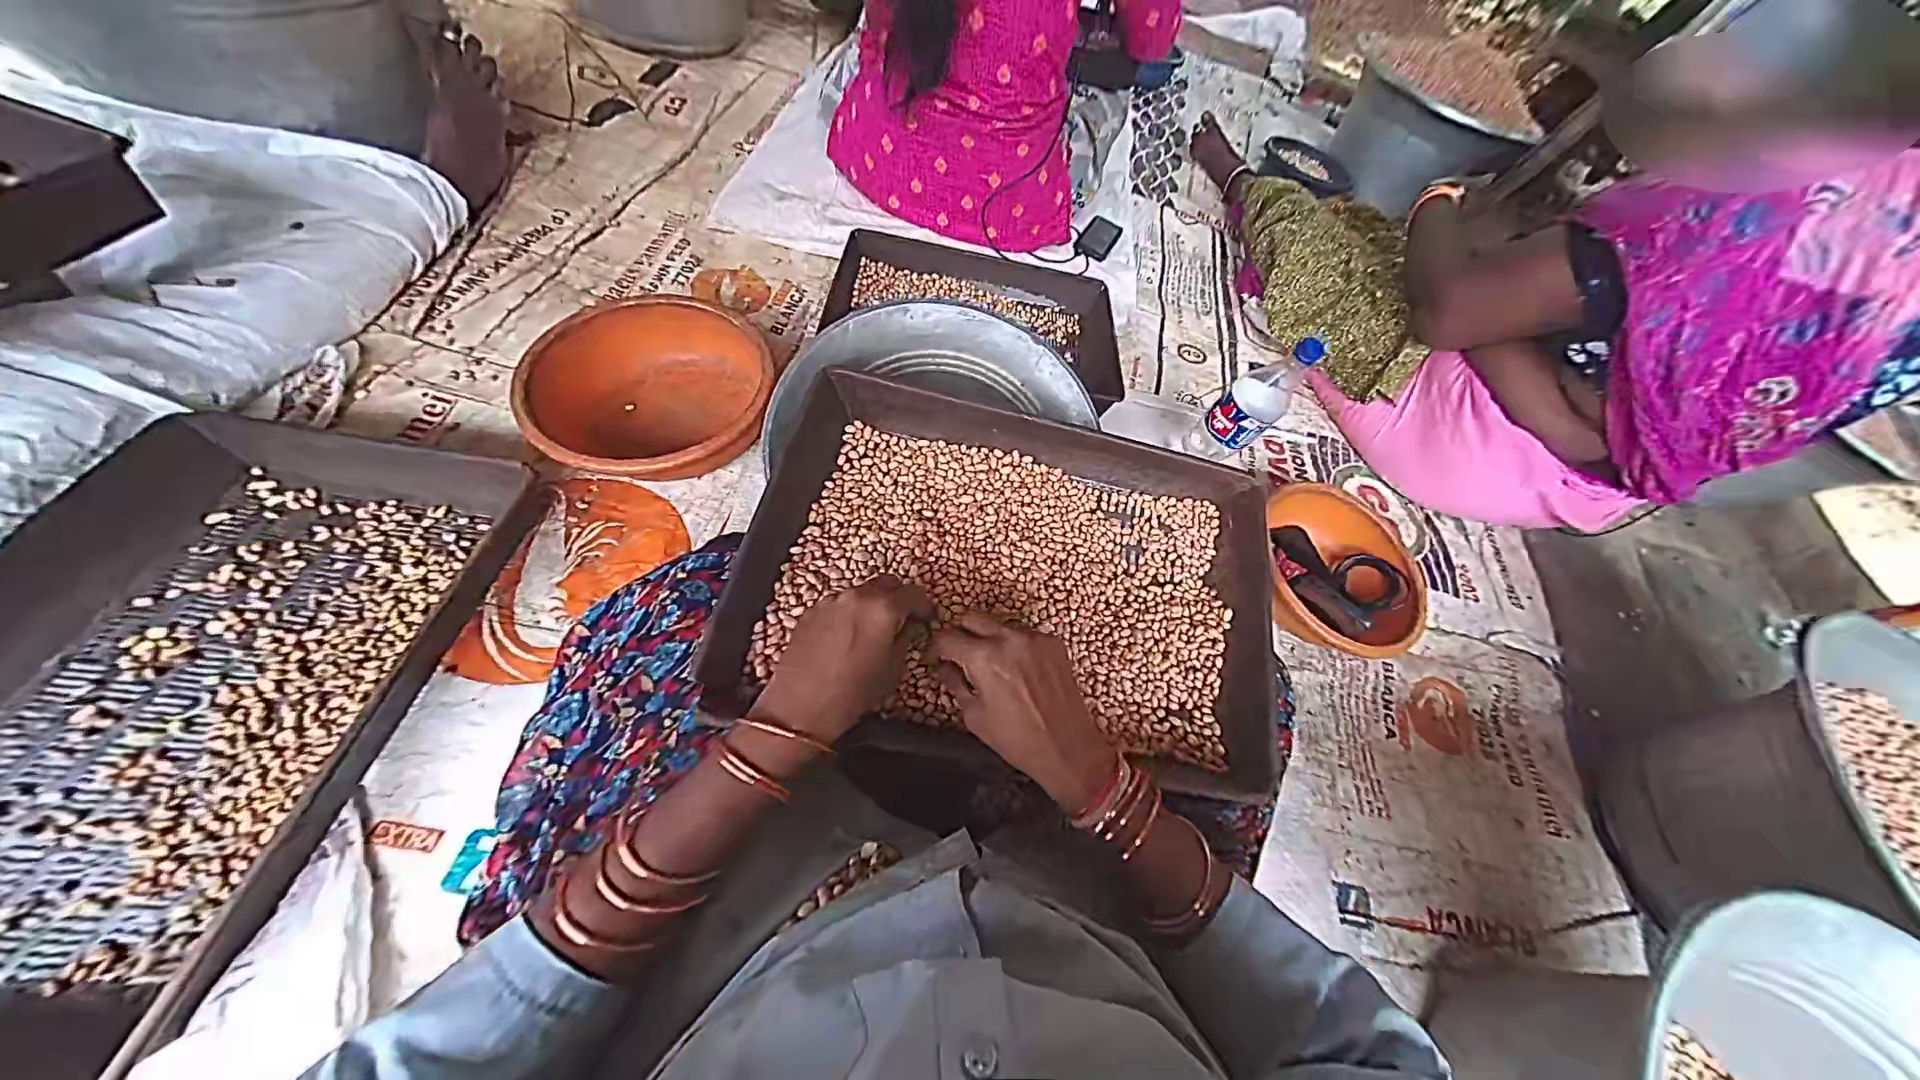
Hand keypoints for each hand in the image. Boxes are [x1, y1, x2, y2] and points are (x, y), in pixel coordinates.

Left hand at [753, 576, 932, 746]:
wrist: (800, 707)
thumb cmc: (851, 693)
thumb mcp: (893, 669)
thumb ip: (905, 639)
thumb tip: (908, 627)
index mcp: (883, 609)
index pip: (914, 593)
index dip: (924, 606)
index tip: (925, 617)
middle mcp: (857, 596)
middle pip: (887, 583)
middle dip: (898, 598)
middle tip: (903, 620)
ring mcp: (831, 601)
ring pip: (861, 593)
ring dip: (872, 605)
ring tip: (872, 632)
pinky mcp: (811, 611)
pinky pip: (839, 604)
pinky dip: (849, 613)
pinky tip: (847, 638)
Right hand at [929, 612, 1118, 812]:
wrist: (1068, 748)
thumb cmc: (1019, 740)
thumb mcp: (975, 716)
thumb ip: (956, 684)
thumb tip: (945, 667)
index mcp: (985, 659)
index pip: (947, 637)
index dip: (935, 647)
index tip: (935, 655)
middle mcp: (1009, 640)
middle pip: (972, 618)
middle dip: (960, 633)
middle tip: (958, 652)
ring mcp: (1034, 638)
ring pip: (999, 624)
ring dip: (989, 638)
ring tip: (990, 664)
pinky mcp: (1053, 643)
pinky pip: (1024, 635)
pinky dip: (1015, 646)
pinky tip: (1017, 669)